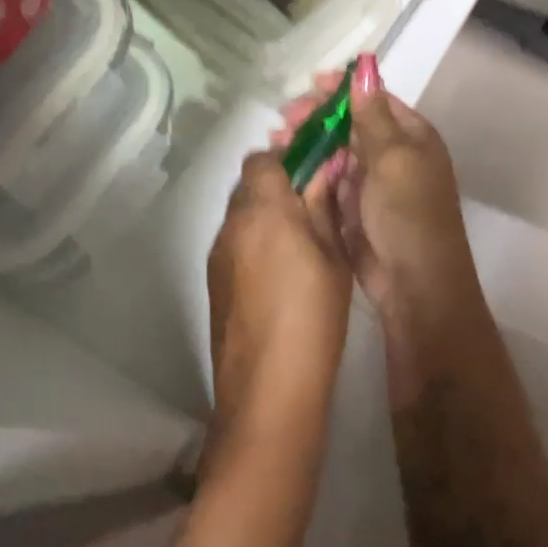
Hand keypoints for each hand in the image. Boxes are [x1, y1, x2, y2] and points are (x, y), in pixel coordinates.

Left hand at [206, 150, 352, 421]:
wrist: (268, 389)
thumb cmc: (313, 317)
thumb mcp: (334, 256)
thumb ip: (323, 206)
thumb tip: (324, 169)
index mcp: (264, 208)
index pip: (265, 158)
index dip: (290, 157)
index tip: (317, 170)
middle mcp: (232, 223)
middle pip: (250, 183)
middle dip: (280, 185)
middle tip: (316, 205)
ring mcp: (217, 253)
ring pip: (242, 213)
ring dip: (268, 214)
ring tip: (303, 242)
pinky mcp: (213, 281)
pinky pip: (235, 241)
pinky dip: (256, 241)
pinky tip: (282, 271)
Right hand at [275, 57, 477, 323]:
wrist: (414, 286)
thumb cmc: (409, 213)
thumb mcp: (393, 157)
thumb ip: (373, 115)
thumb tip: (365, 67)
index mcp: (413, 137)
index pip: (375, 100)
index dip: (344, 90)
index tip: (310, 84)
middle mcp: (395, 157)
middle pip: (352, 126)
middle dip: (318, 118)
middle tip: (285, 118)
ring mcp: (374, 186)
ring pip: (336, 154)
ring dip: (309, 144)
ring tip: (277, 140)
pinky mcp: (355, 212)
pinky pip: (329, 183)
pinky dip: (309, 173)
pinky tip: (284, 167)